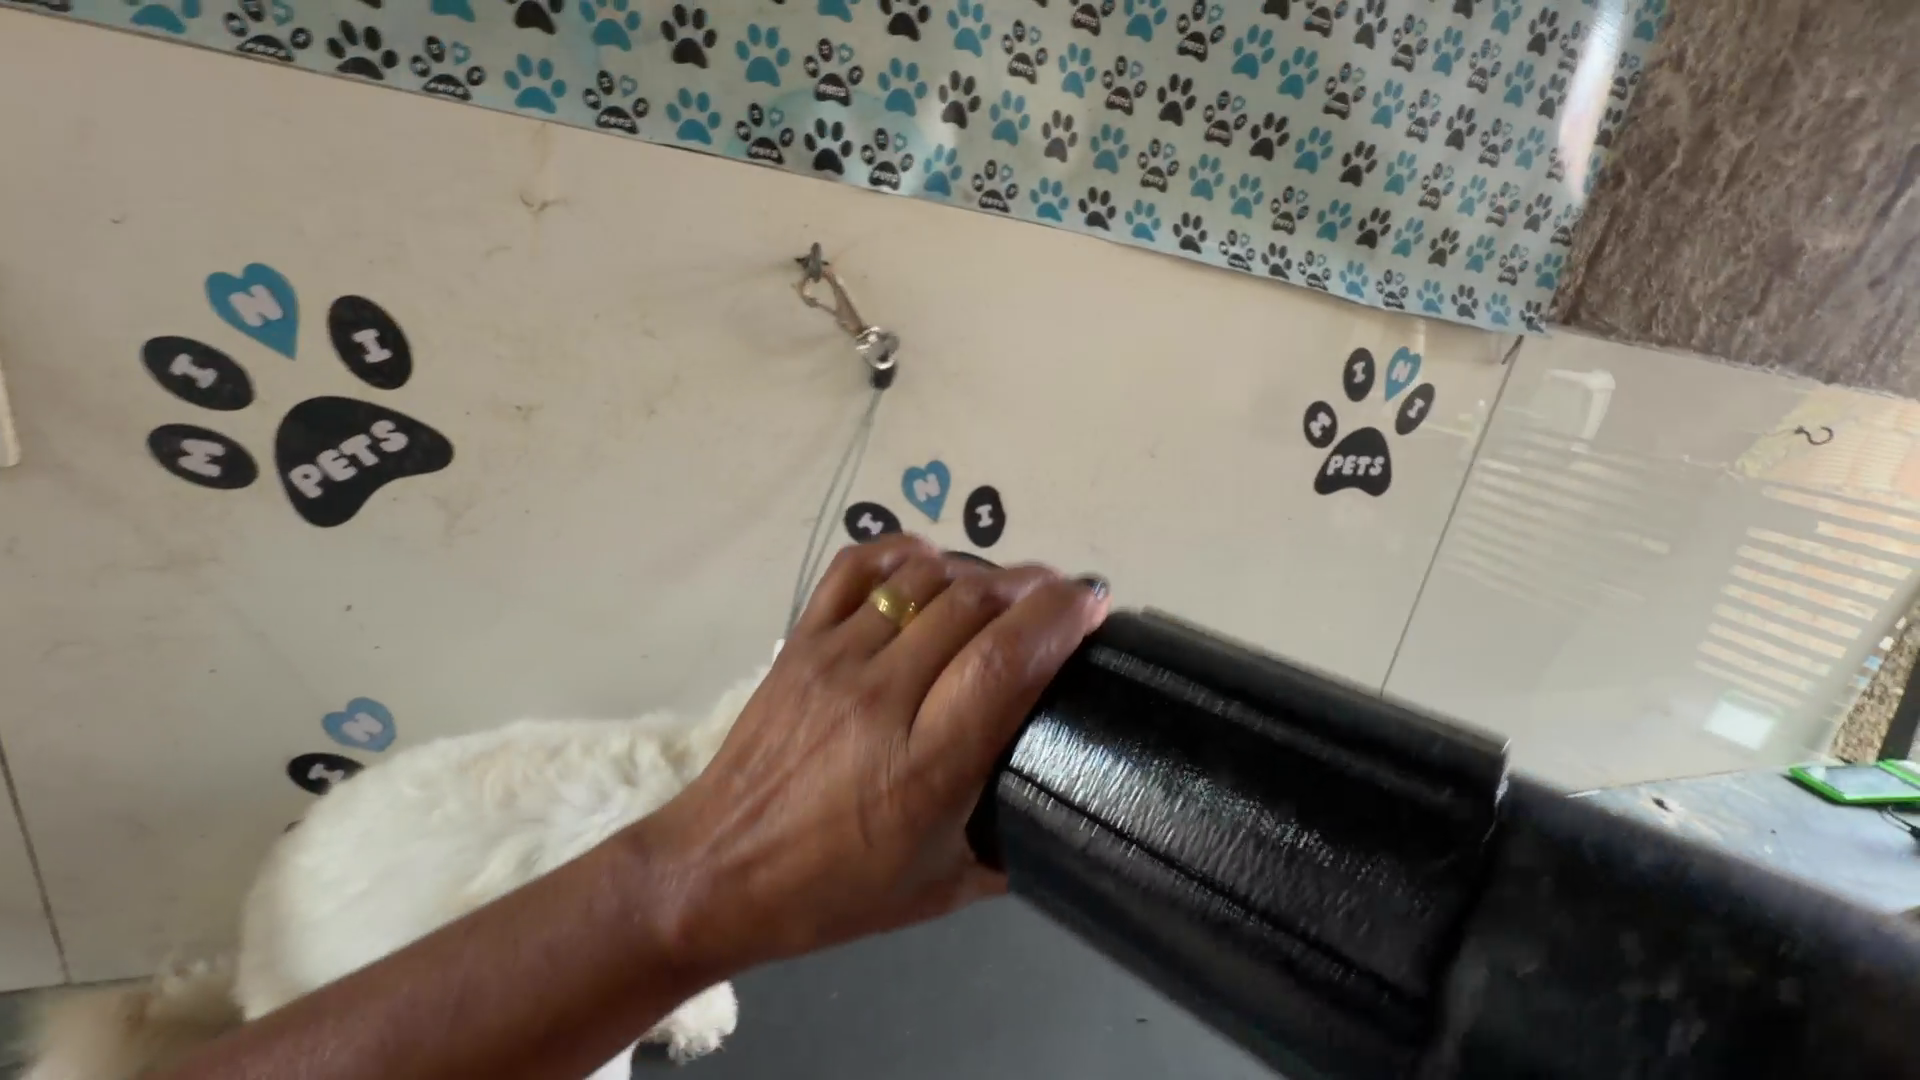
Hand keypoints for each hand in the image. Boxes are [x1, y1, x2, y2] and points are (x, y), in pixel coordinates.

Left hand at [647, 534, 1108, 971]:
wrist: (716, 870)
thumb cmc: (835, 891)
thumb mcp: (943, 887)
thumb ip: (1013, 840)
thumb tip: (1062, 793)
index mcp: (924, 765)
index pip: (1005, 660)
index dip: (1059, 616)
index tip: (1093, 603)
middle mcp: (880, 697)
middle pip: (973, 603)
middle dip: (1034, 586)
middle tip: (1060, 597)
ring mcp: (833, 658)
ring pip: (923, 579)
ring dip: (980, 571)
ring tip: (1006, 588)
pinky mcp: (798, 640)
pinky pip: (858, 567)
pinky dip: (906, 553)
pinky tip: (932, 565)